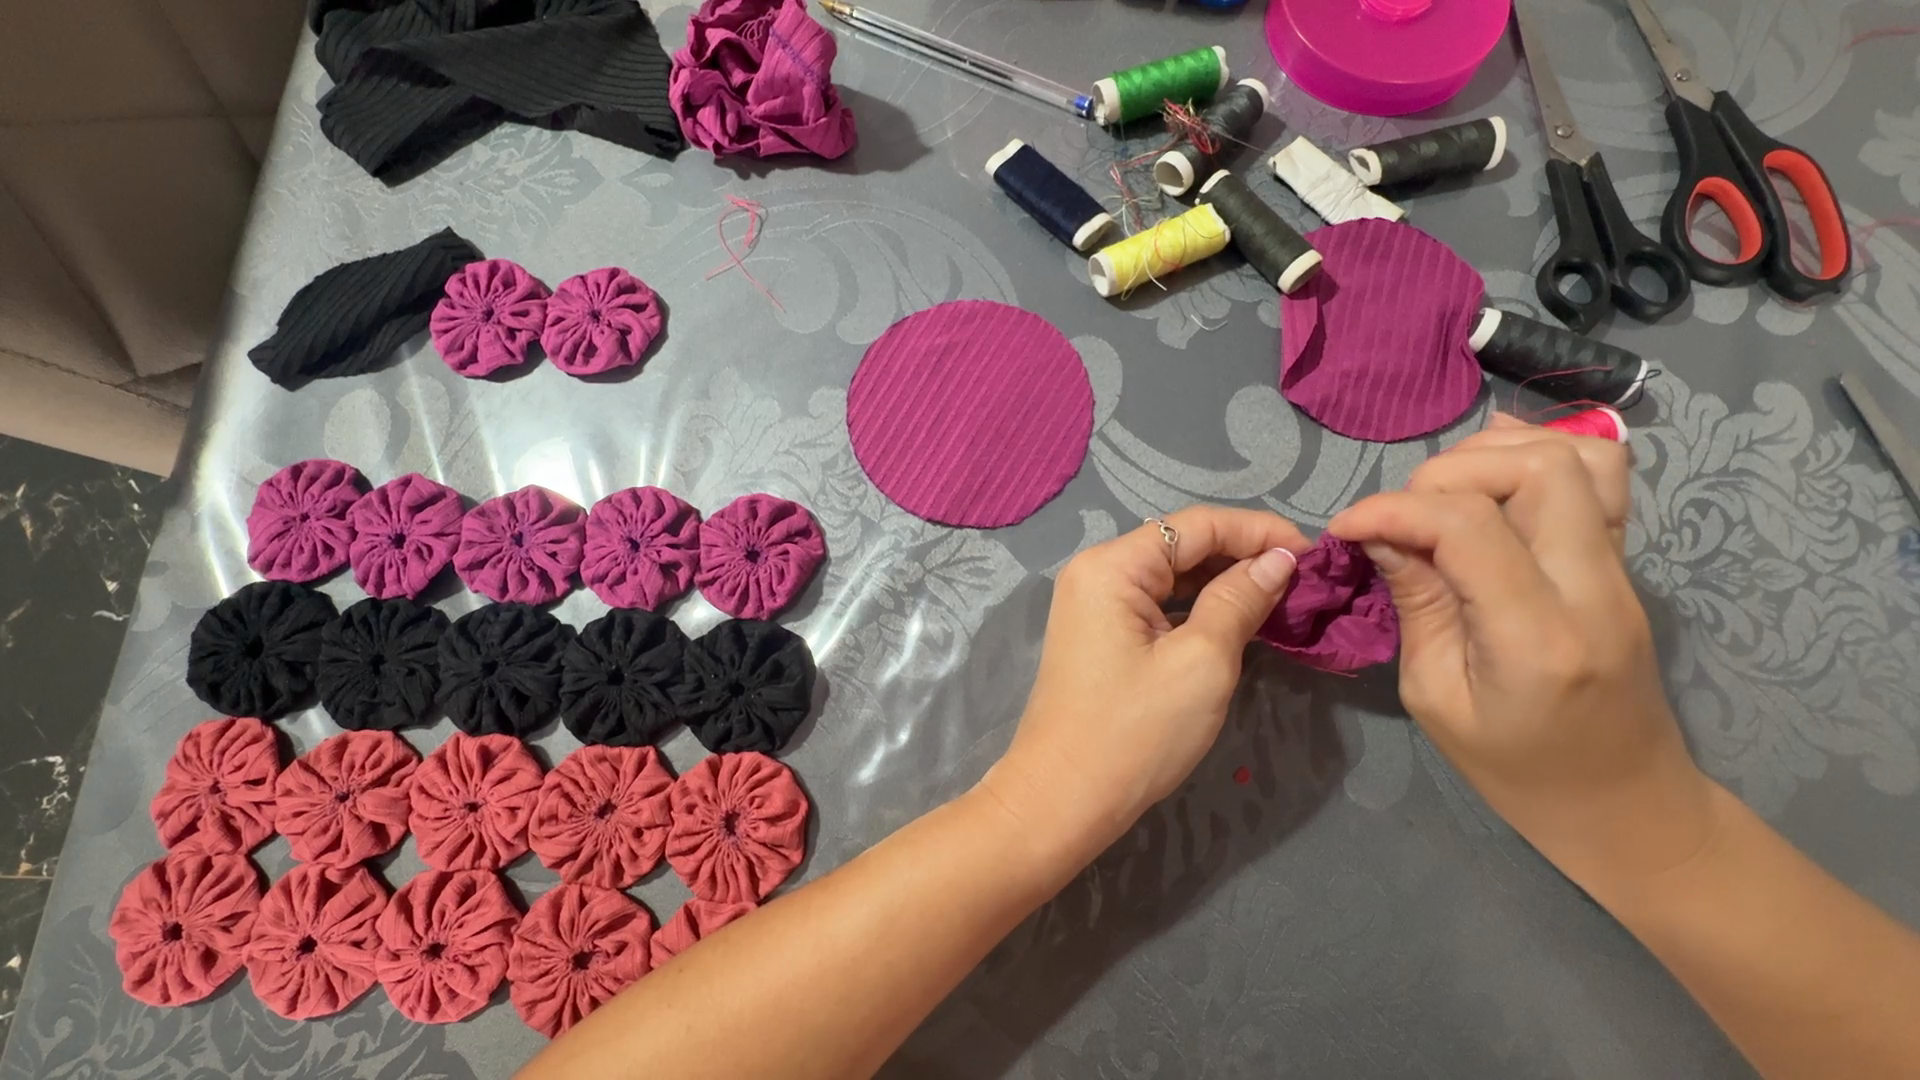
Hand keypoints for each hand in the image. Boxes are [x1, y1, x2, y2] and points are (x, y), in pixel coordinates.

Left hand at [980, 507, 1307, 865]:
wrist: (1064, 798)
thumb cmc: (1135, 731)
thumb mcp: (1202, 662)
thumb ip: (1240, 600)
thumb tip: (1279, 560)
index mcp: (1112, 565)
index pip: (1197, 525)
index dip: (1259, 532)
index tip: (1315, 555)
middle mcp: (1097, 571)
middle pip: (1182, 544)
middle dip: (1244, 556)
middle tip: (1306, 581)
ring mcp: (1094, 603)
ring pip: (1172, 575)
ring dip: (1225, 582)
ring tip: (1284, 597)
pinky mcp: (1101, 634)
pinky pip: (1158, 604)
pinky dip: (1199, 607)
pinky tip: (1239, 617)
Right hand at [1328, 416, 1719, 887]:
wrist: (1624, 804)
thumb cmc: (1515, 770)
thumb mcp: (1435, 697)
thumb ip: (1416, 604)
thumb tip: (1381, 535)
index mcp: (1536, 636)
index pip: (1466, 526)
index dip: (1392, 509)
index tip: (1345, 528)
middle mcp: (1592, 587)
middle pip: (1533, 470)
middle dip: (1445, 474)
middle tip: (1403, 515)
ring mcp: (1619, 570)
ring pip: (1575, 457)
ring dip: (1494, 457)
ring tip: (1441, 492)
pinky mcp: (1623, 564)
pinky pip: (1601, 476)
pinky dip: (1541, 451)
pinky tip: (1490, 468)